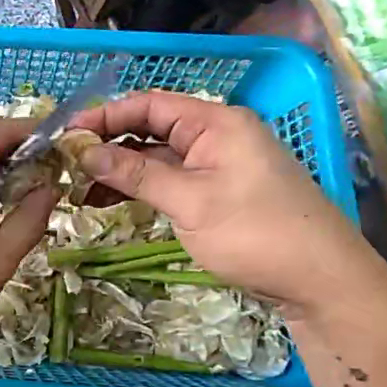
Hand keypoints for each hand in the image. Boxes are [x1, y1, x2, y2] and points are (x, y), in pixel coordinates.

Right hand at [70, 92, 381, 314]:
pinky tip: (109, 201)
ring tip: (79, 189)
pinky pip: (169, 179)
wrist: (319, 281)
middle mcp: (215, 135)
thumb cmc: (255, 232)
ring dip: (119, 170)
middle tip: (67, 164)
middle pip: (150, 128)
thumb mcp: (189, 201)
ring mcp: (216, 164)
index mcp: (215, 122)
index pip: (148, 104)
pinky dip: (140, 187)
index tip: (66, 134)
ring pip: (155, 157)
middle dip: (107, 144)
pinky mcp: (215, 191)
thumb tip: (85, 152)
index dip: (104, 115)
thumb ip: (135, 174)